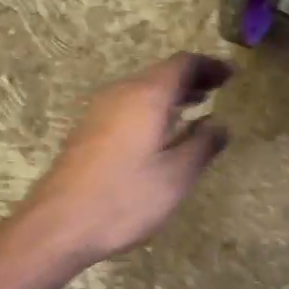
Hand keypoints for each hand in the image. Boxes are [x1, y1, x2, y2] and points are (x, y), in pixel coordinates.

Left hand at [21, 53, 232, 265]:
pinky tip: (161, 131)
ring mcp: (101, 109)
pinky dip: (153, 106)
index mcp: (147, 95)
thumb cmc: (124, 198)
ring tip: (196, 107)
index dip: (209, 65)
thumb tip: (220, 124)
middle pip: (162, 72)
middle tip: (218, 89)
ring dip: (172, 93)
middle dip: (192, 78)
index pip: (183, 63)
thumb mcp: (175, 177)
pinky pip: (129, 103)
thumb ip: (202, 146)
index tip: (231, 75)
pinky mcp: (89, 128)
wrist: (58, 224)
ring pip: (144, 88)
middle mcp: (122, 92)